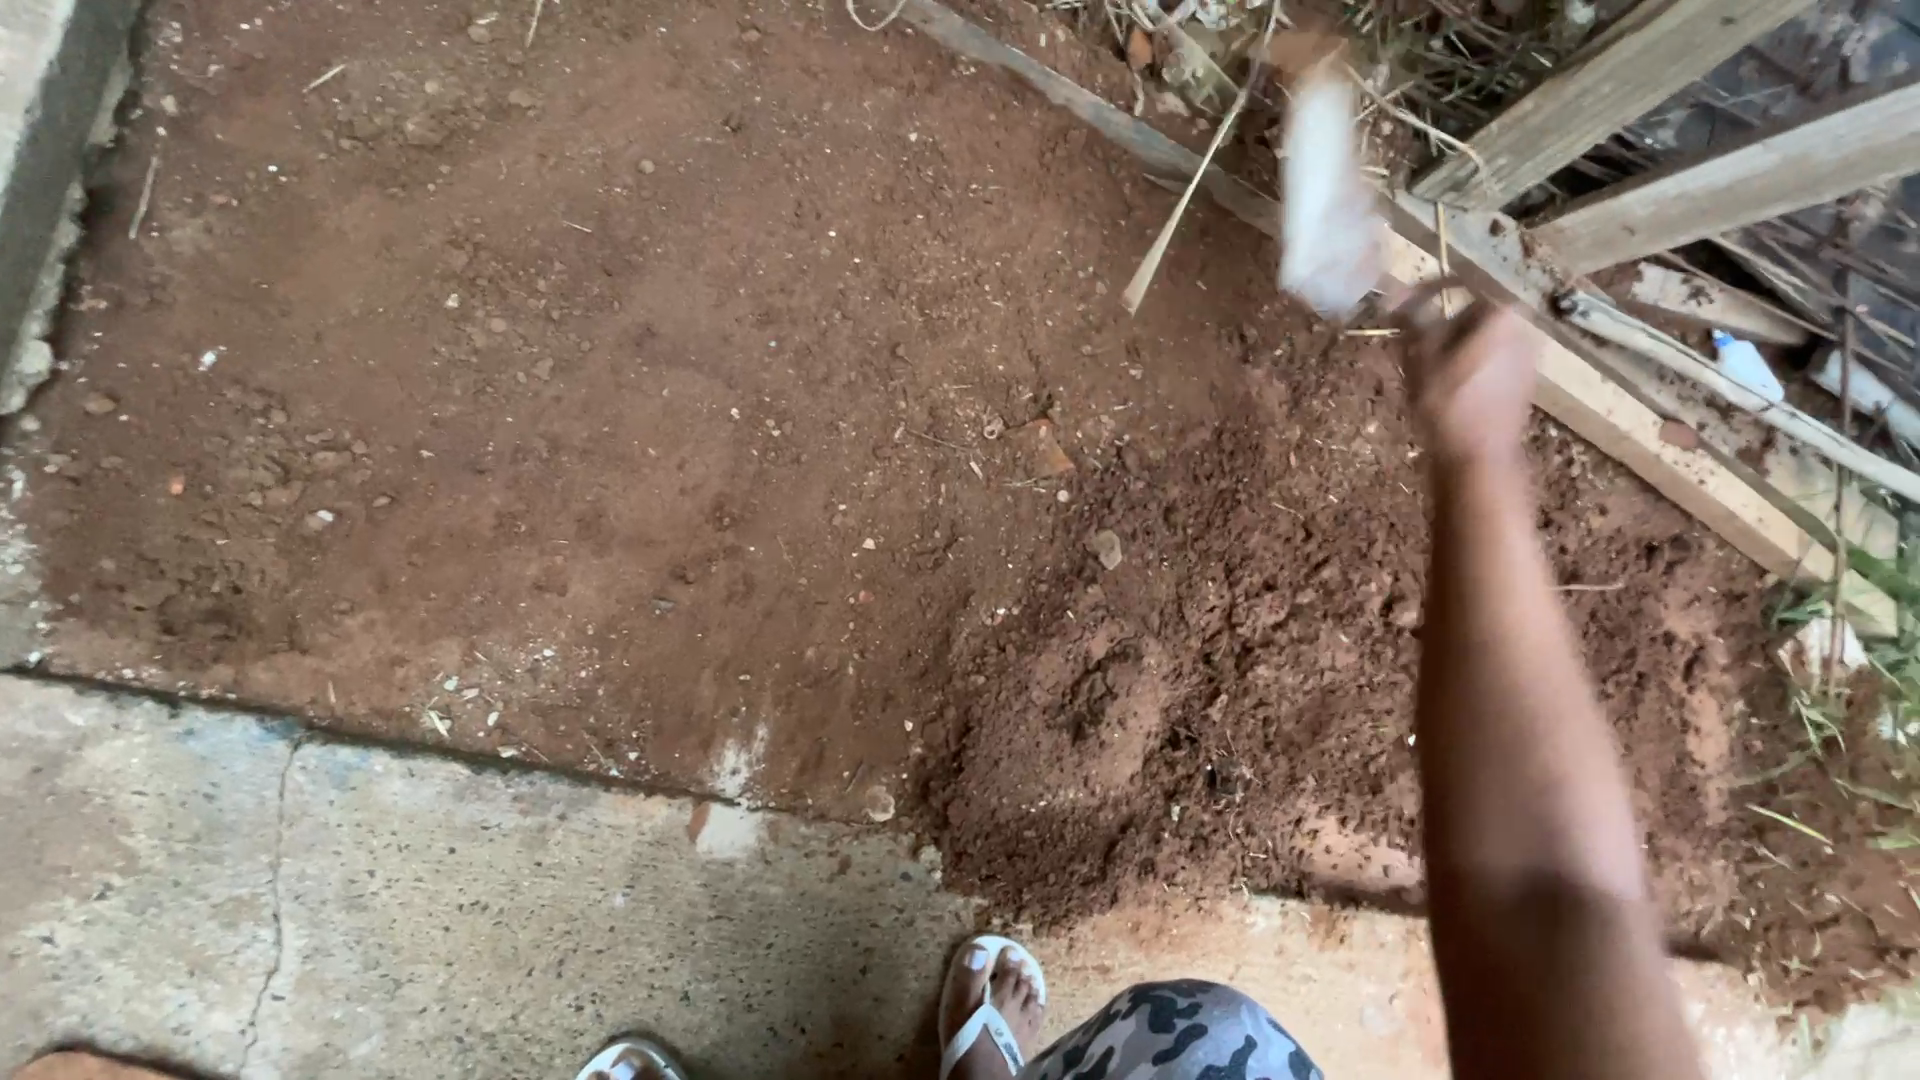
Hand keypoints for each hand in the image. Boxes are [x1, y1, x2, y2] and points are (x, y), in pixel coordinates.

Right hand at [1392, 283, 1538, 469]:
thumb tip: (1395, 291)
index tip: (1396, 305)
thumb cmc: (1447, 404)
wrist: (1479, 456)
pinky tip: (1442, 385)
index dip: (1424, 290)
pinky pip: (1487, 356)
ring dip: (1446, 345)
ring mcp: (1527, 353)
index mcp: (1502, 313)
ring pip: (1477, 336)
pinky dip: (1462, 362)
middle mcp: (1523, 326)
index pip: (1460, 283)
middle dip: (1435, 325)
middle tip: (1405, 344)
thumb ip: (1411, 318)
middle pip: (1469, 312)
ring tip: (1419, 368)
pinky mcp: (1522, 377)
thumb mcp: (1421, 358)